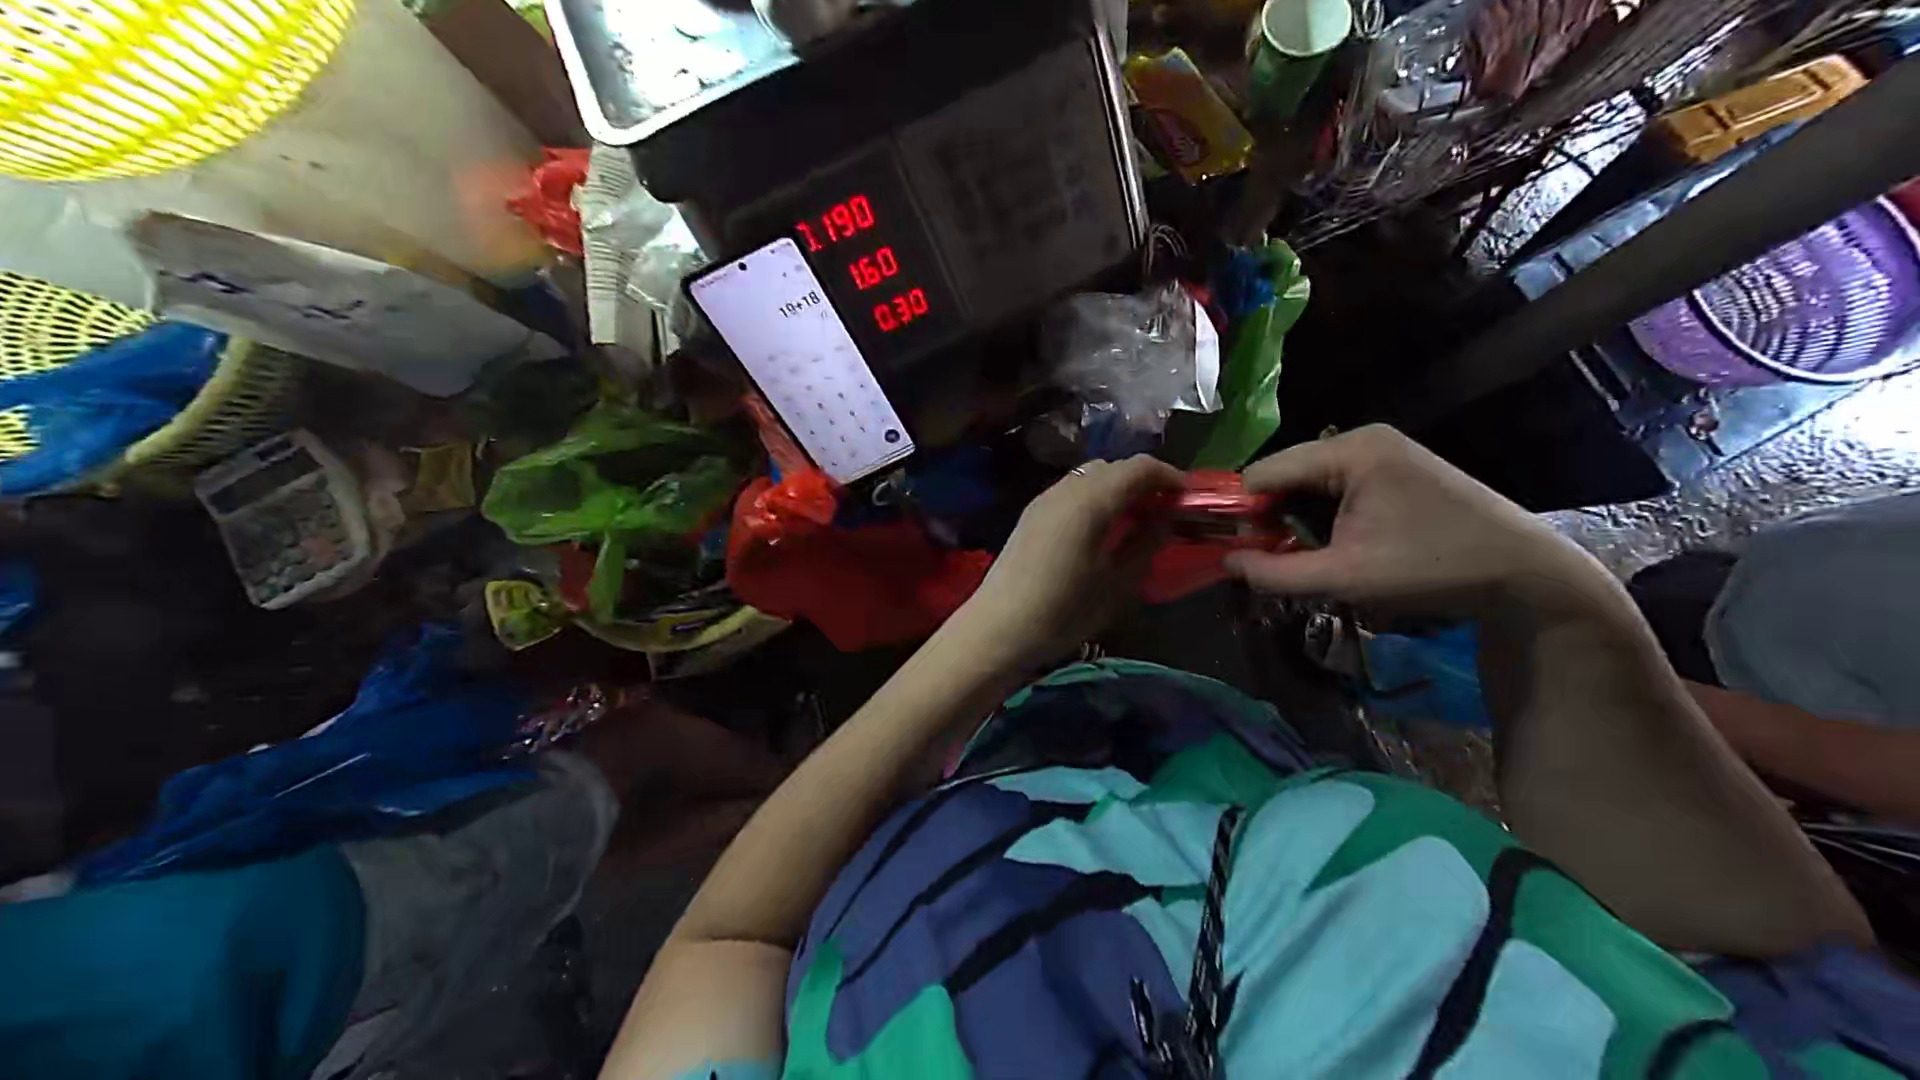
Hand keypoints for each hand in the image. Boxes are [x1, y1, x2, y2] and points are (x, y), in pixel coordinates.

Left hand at [953, 455, 1183, 664]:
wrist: (999, 628)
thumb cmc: (1064, 610)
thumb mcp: (1118, 583)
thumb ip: (1145, 544)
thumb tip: (1164, 519)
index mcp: (1091, 500)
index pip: (1139, 467)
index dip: (1169, 476)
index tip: (1187, 498)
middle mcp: (1066, 488)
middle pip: (1113, 467)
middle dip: (1143, 481)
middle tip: (1164, 510)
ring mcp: (1043, 499)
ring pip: (1089, 477)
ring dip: (1116, 489)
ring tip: (1135, 520)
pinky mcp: (1030, 515)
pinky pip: (1071, 492)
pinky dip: (1094, 498)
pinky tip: (1101, 529)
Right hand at [1225, 425, 1603, 617]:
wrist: (1527, 575)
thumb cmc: (1431, 569)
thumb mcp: (1343, 578)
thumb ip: (1274, 572)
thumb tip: (1226, 563)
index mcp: (1350, 451)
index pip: (1264, 472)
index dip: (1242, 511)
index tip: (1236, 550)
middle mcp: (1363, 439)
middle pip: (1285, 474)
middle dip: (1270, 517)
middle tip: (1270, 559)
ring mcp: (1384, 451)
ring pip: (1309, 482)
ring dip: (1295, 519)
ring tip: (1301, 556)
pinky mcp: (1397, 468)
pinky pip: (1336, 486)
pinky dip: (1321, 515)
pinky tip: (1332, 543)